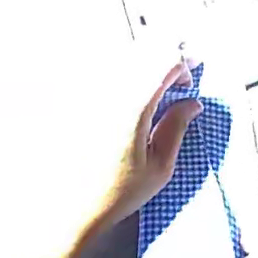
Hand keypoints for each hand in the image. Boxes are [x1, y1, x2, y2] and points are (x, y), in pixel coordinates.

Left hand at [87, 60, 201, 239]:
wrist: (64, 208)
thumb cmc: (116, 193)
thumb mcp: (159, 167)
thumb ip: (177, 127)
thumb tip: (192, 102)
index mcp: (132, 104)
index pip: (164, 60)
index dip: (184, 63)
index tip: (191, 78)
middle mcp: (107, 88)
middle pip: (142, 49)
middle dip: (164, 57)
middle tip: (176, 78)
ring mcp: (85, 89)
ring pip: (120, 54)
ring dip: (142, 62)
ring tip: (153, 85)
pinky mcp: (70, 96)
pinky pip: (98, 67)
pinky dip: (119, 70)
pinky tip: (124, 92)